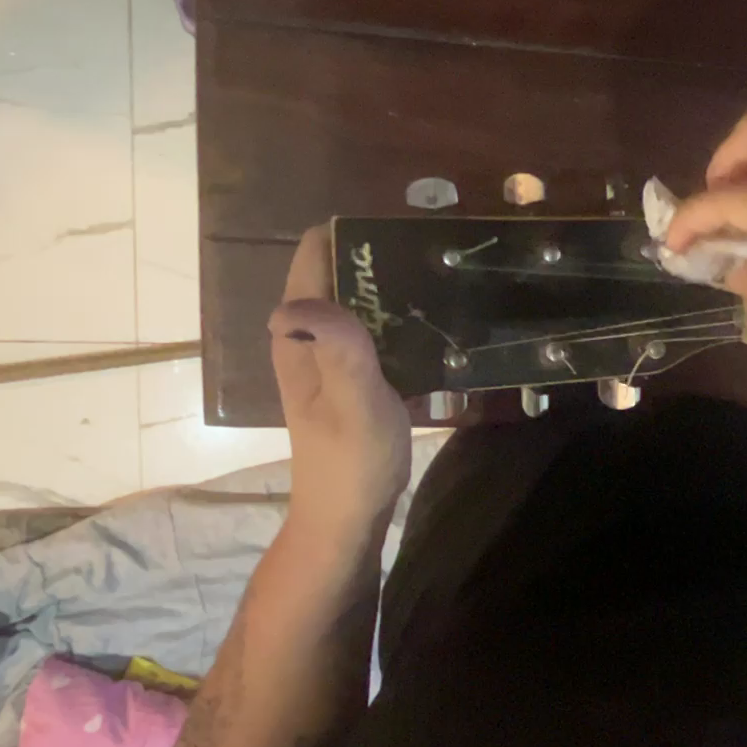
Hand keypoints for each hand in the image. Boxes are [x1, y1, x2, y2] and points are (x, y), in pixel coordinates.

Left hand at [269, 224, 411, 527]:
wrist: (350, 516)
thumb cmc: (350, 461)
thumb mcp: (351, 403)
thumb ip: (337, 348)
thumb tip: (307, 293)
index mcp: (299, 331)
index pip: (314, 253)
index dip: (353, 232)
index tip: (403, 230)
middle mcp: (310, 331)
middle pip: (343, 268)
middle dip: (384, 255)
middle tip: (438, 256)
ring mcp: (333, 351)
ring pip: (364, 296)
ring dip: (398, 285)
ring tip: (447, 279)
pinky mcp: (356, 369)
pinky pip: (379, 325)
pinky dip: (404, 316)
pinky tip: (439, 320)